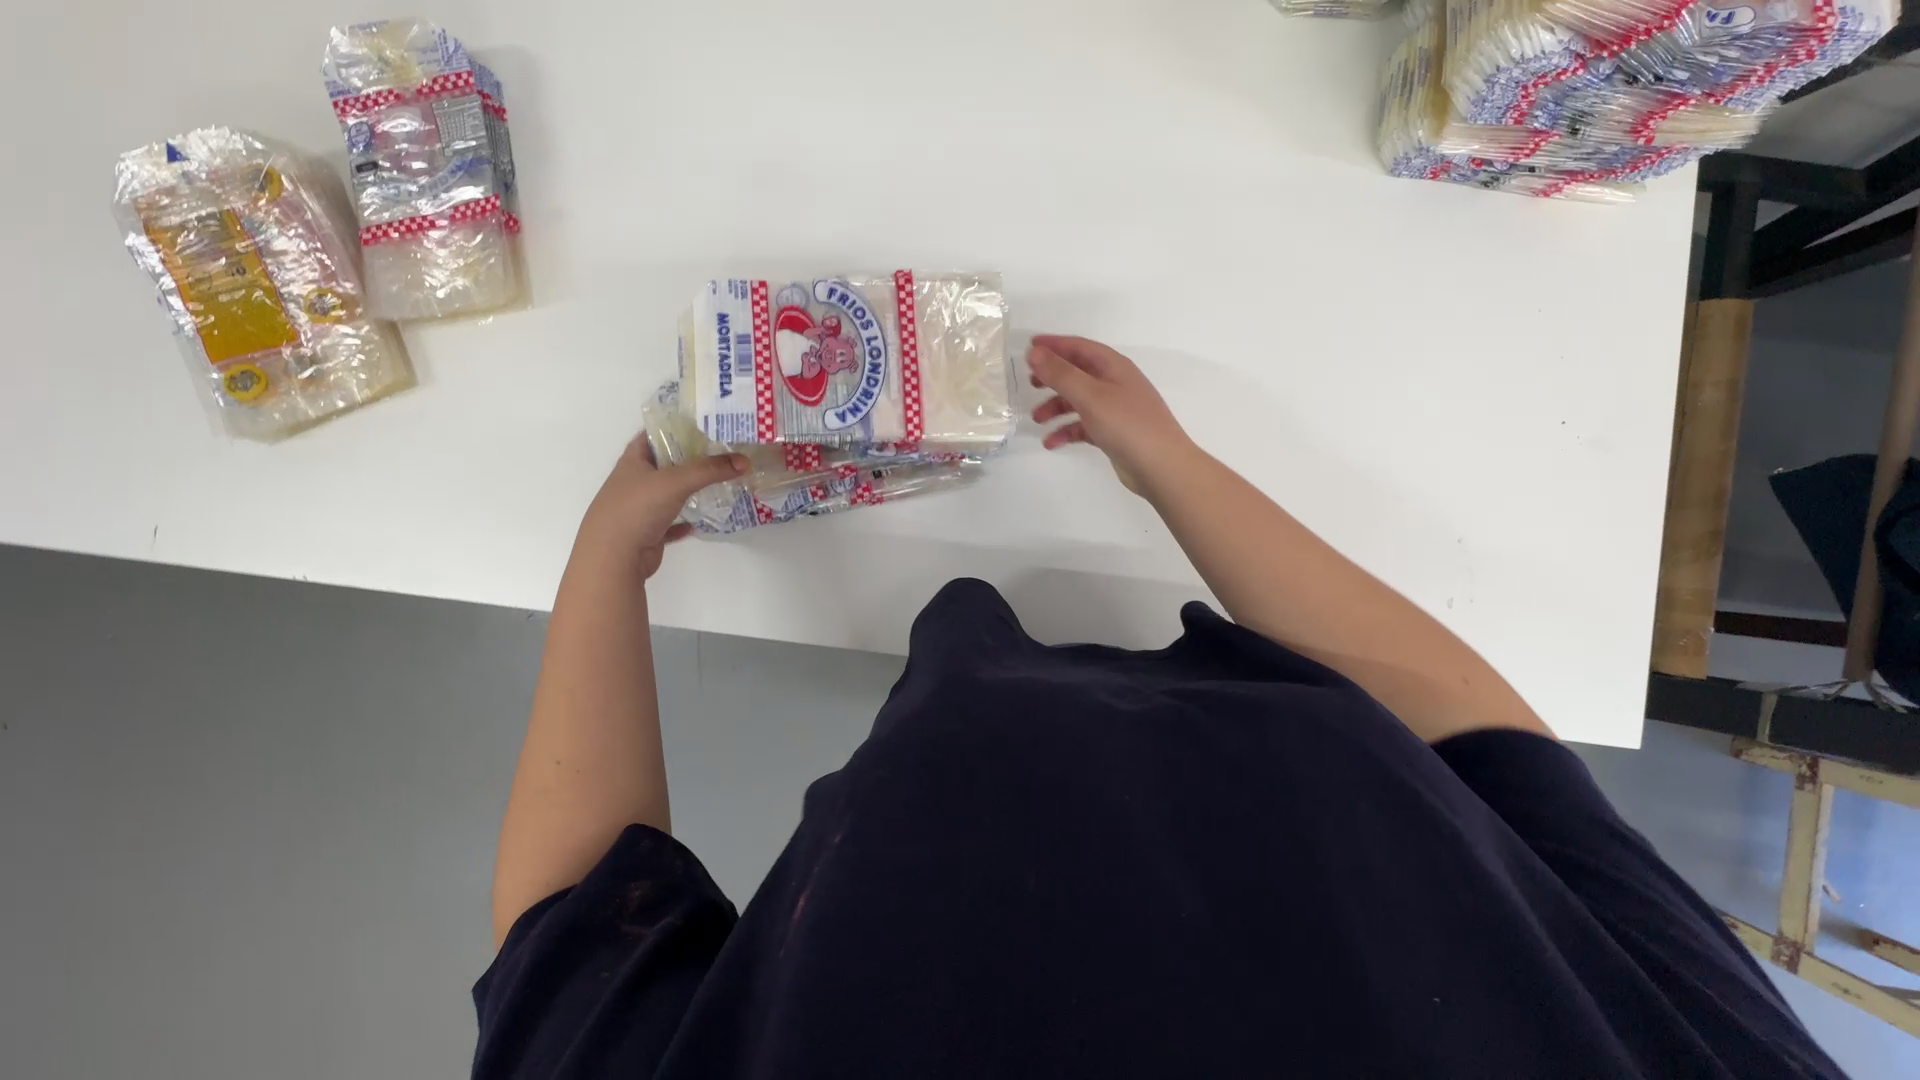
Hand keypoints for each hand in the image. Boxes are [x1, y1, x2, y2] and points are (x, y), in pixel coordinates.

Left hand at [577, 434, 746, 576]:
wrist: (614, 557)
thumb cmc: (637, 508)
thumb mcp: (676, 481)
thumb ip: (710, 469)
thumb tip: (744, 461)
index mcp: (633, 461)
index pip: (654, 435)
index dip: (676, 427)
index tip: (704, 424)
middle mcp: (634, 481)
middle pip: (665, 464)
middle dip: (690, 459)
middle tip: (721, 452)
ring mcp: (639, 508)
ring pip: (669, 494)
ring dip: (689, 490)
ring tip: (718, 482)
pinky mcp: (646, 532)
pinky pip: (670, 523)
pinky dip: (684, 522)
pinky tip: (700, 521)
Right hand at [1028, 335, 1197, 495]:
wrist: (1160, 466)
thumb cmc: (1127, 424)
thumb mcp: (1090, 395)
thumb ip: (1061, 374)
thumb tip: (1035, 352)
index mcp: (1113, 367)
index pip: (1079, 347)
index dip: (1054, 345)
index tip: (1028, 348)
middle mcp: (1114, 383)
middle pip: (1077, 373)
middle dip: (1053, 378)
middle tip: (1030, 384)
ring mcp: (1115, 409)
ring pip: (1078, 401)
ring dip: (1056, 407)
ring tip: (1037, 419)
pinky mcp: (1112, 432)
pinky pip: (1083, 425)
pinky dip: (1067, 430)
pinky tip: (1052, 442)